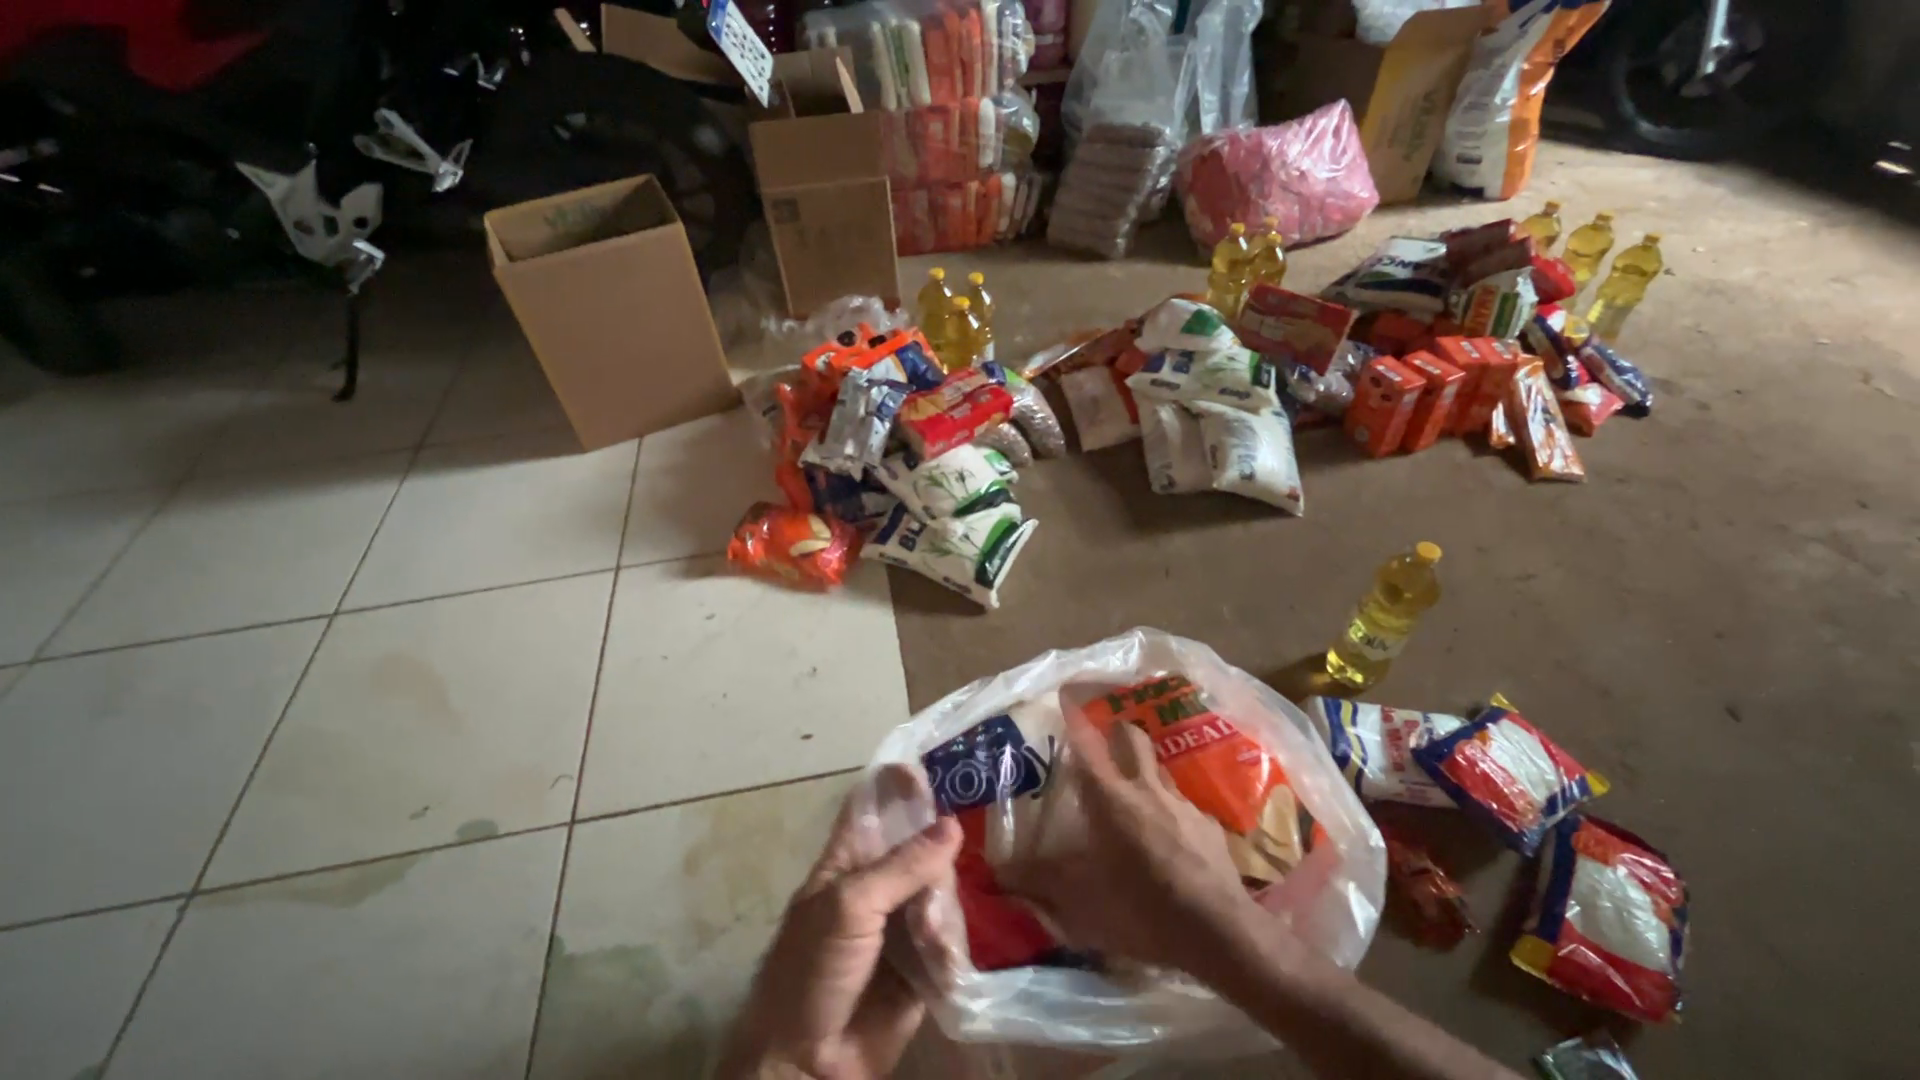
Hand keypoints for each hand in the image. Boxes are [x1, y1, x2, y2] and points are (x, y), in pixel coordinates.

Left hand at [717, 768, 962, 1079]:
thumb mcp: (849, 906)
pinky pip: (952, 940)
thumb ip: (901, 865)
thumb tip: (952, 825)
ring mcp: (902, 926)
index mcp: (849, 862)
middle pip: (922, 848)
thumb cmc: (811, 970)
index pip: (875, 807)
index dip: (901, 785)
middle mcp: (879, 886)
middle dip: (939, 854)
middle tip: (951, 862)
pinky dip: (948, 948)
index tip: (938, 768)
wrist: (809, 1062)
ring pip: (943, 893)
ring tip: (927, 935)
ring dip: (941, 911)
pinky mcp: (924, 965)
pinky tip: (937, 964)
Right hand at [1000, 716, 1257, 975]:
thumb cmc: (1141, 908)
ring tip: (1132, 791)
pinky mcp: (1209, 826)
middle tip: (1102, 740)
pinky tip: (1168, 836)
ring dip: (1143, 771)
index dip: (1075, 717)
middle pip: (1132, 738)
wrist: (1218, 930)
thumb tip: (999, 873)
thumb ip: (1040, 882)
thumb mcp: (1081, 902)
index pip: (1087, 744)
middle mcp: (1146, 789)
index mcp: (1110, 798)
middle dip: (1116, 730)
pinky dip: (1170, 811)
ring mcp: (1183, 804)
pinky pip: (1183, 804)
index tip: (1065, 695)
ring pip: (1159, 769)